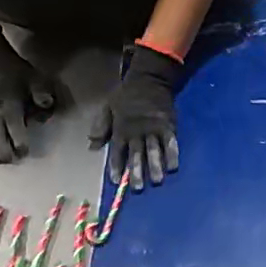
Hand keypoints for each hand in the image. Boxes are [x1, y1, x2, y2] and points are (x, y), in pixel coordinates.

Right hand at [0, 27, 61, 162]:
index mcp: (9, 106)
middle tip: (14, 159)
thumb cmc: (18, 74)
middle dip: (6, 155)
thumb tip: (47, 104)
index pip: (14, 133)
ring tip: (1, 160)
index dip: (20, 146)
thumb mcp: (36, 80)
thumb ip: (42, 94)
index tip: (24, 152)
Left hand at [89, 44, 181, 189]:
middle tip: (137, 188)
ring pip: (154, 150)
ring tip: (157, 181)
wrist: (149, 78)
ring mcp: (153, 129)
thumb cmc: (126, 95)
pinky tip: (173, 167)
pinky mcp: (168, 125)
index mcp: (121, 129)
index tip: (116, 181)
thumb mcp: (108, 107)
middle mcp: (137, 131)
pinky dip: (172, 154)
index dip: (116, 166)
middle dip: (137, 171)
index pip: (117, 151)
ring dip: (155, 166)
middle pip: (136, 154)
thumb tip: (92, 146)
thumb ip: (101, 127)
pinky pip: (171, 142)